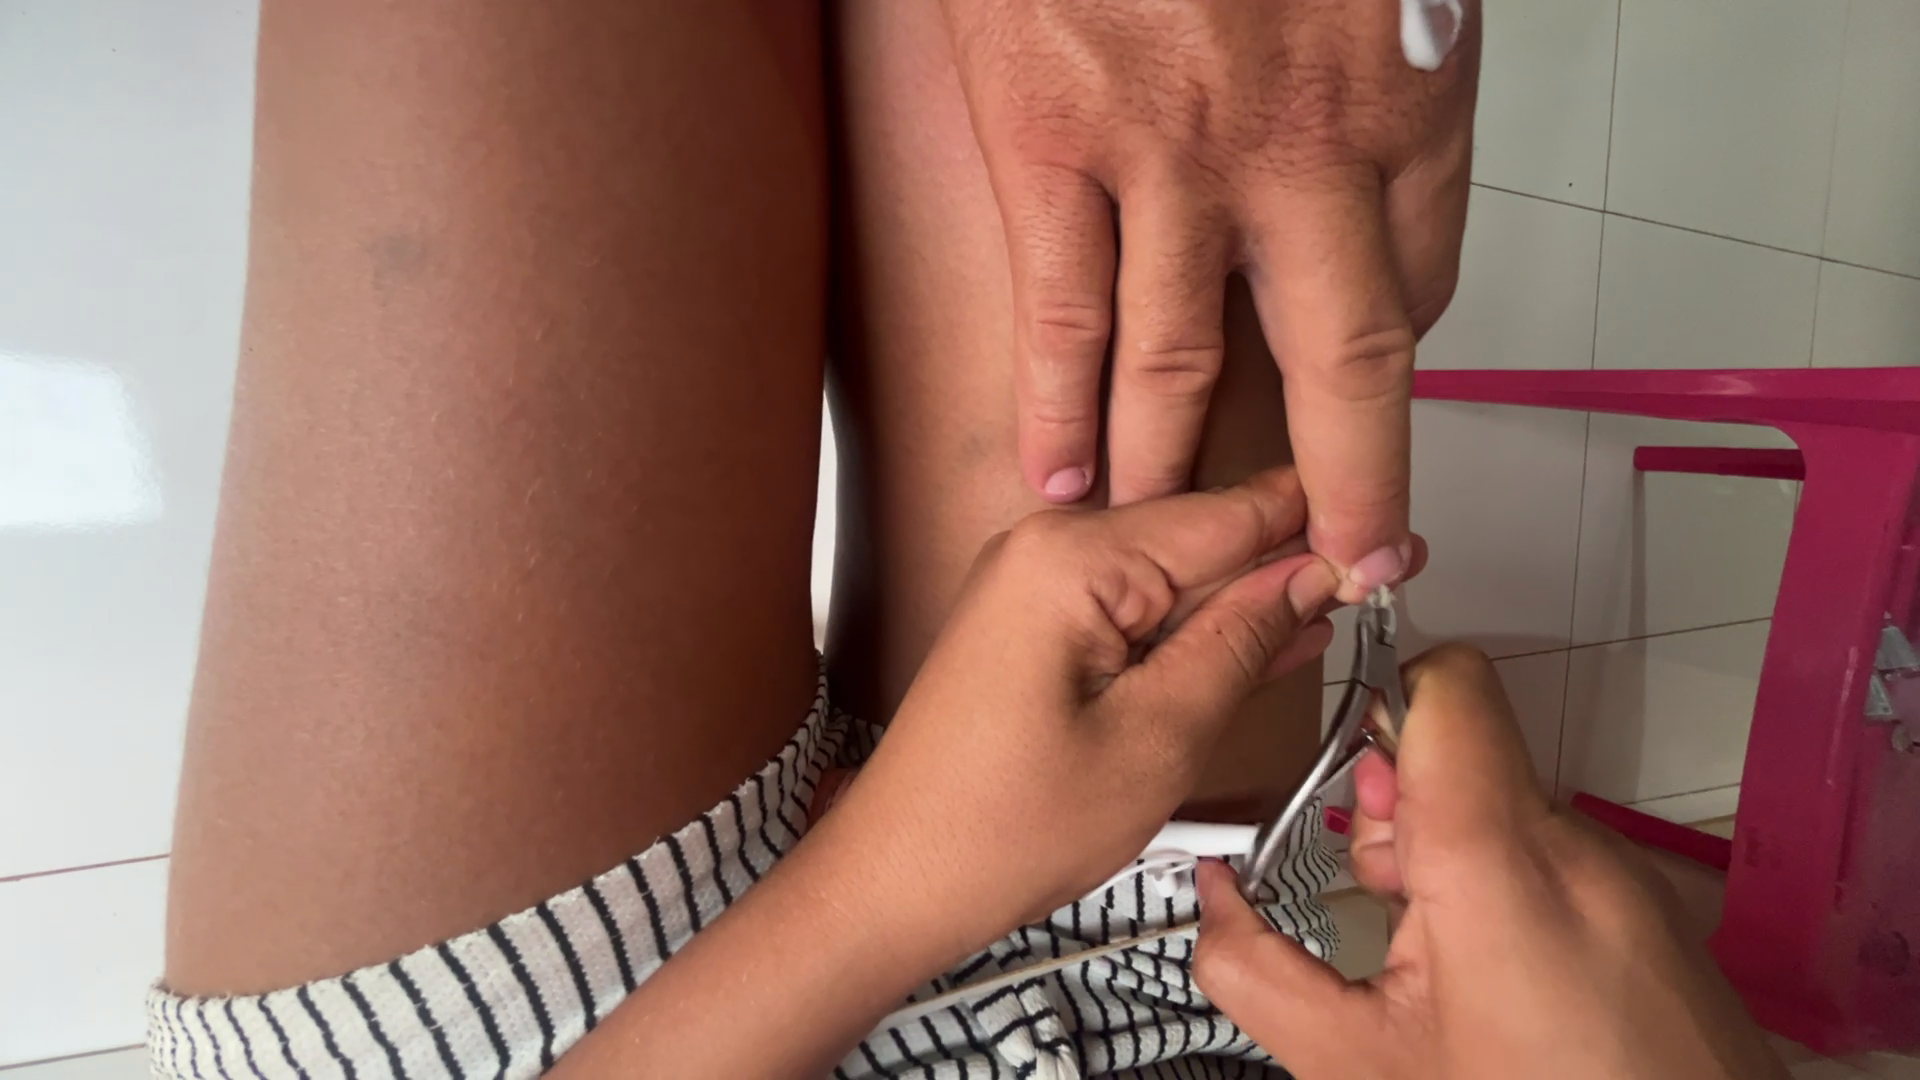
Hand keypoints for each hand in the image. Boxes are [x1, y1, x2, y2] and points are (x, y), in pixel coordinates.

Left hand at [812, 466, 1339, 961]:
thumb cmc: (1006, 822)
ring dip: (1241, 602)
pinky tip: (1251, 639)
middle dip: (1281, 566)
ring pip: (1167, 575)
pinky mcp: (1033, 618)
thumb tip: (1308, 578)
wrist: (902, 869)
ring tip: (1328, 615)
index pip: (1226, 516)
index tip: (1390, 543)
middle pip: (1195, 538)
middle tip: (1372, 586)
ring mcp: (1033, 580)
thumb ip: (1238, 643)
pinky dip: (1187, 626)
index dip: (1316, 528)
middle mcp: (1046, 545)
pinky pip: (1129, 606)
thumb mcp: (1156, 737)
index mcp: (1072, 556)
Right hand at [938, 0, 1476, 598]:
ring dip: (1170, 468)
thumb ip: (1383, 114)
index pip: (1415, 283)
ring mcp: (1167, 158)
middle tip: (1343, 564)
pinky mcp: (1053, 155)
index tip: (1363, 436)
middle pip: (1339, 363)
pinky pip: (1063, 318)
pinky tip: (1059, 479)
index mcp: (1395, 90)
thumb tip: (1364, 245)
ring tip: (1161, 538)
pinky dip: (1058, 412)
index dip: (1391, 381)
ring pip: (1177, 361)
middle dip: (1347, 484)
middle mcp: (1293, 144)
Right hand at [1191, 644, 1788, 1079]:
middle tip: (1381, 892)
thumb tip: (1211, 888)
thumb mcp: (1354, 1067)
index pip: (1450, 687)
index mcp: (1500, 865)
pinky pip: (1543, 842)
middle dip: (1389, 803)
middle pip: (1457, 747)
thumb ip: (1252, 966)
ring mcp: (1629, 880)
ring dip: (1434, 842)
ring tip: (1427, 941)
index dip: (1381, 691)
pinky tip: (1484, 965)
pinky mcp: (1655, 912)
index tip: (1346, 768)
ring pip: (1496, 794)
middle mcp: (1577, 851)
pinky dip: (1489, 873)